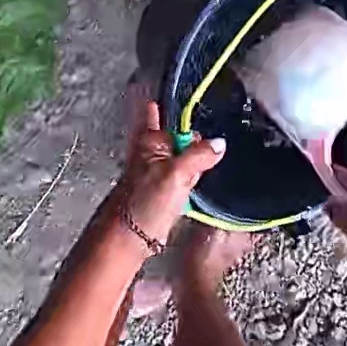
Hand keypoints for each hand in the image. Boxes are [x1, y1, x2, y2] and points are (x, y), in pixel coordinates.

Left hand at [116, 102, 225, 247]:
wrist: (127, 239)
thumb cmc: (143, 204)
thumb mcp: (178, 173)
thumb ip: (200, 155)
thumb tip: (219, 143)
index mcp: (150, 139)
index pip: (171, 116)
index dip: (186, 116)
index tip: (198, 106)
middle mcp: (151, 151)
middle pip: (183, 139)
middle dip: (195, 147)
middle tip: (199, 158)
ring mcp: (156, 171)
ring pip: (185, 161)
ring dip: (194, 169)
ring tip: (191, 182)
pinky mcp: (162, 190)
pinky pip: (184, 180)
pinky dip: (190, 184)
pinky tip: (190, 192)